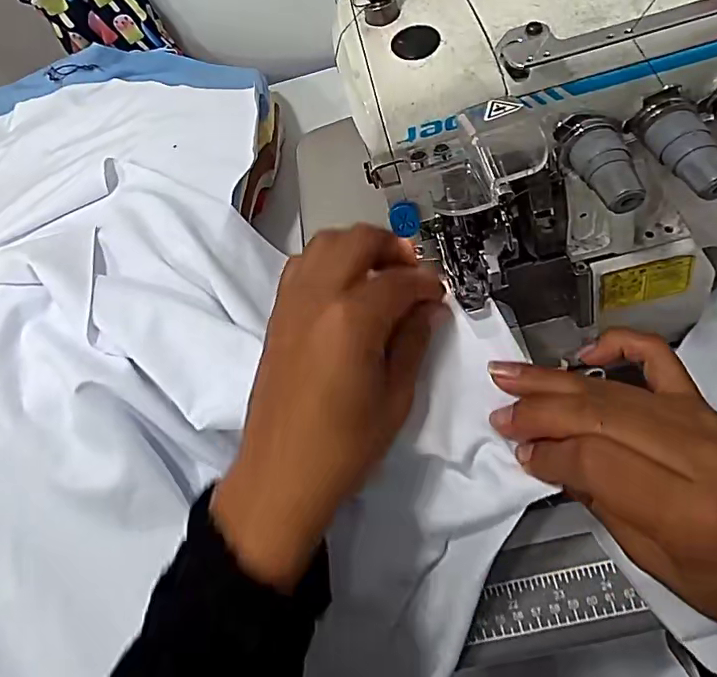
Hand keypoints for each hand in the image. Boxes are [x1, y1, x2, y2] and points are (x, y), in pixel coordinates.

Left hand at [212, 225, 446, 590]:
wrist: (280, 476)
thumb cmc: (344, 446)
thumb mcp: (396, 397)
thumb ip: (414, 341)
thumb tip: (429, 308)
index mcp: (352, 319)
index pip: (399, 280)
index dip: (426, 283)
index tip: (439, 294)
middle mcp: (318, 297)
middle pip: (358, 241)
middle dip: (392, 247)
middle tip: (413, 272)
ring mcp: (293, 302)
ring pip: (326, 242)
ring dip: (357, 247)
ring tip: (379, 272)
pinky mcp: (277, 313)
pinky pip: (302, 264)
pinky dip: (327, 260)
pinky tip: (344, 287)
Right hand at [488, 331, 716, 676]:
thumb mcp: (654, 561)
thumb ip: (599, 500)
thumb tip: (546, 457)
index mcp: (685, 507)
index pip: (597, 459)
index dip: (548, 450)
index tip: (516, 448)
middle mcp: (694, 452)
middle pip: (599, 414)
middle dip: (541, 409)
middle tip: (500, 406)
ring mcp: (700, 419)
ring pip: (613, 387)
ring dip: (558, 380)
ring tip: (516, 376)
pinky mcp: (702, 402)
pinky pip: (656, 357)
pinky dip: (619, 343)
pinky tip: (586, 352)